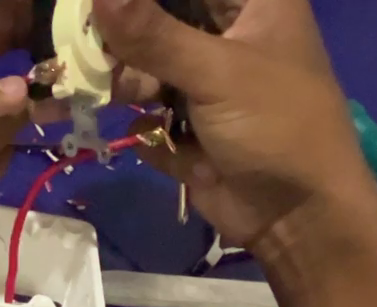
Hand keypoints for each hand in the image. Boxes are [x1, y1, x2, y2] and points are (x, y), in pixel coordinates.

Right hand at [94, 0, 376, 267]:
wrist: (295, 214)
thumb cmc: (275, 125)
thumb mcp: (216, 71)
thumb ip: (153, 34)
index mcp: (252, 2)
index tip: (98, 6)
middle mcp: (227, 38)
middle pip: (160, 24)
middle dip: (123, 39)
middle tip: (82, 49)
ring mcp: (205, 90)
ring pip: (149, 74)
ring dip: (125, 86)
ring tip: (99, 94)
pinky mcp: (189, 134)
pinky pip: (151, 123)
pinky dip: (143, 132)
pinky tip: (148, 138)